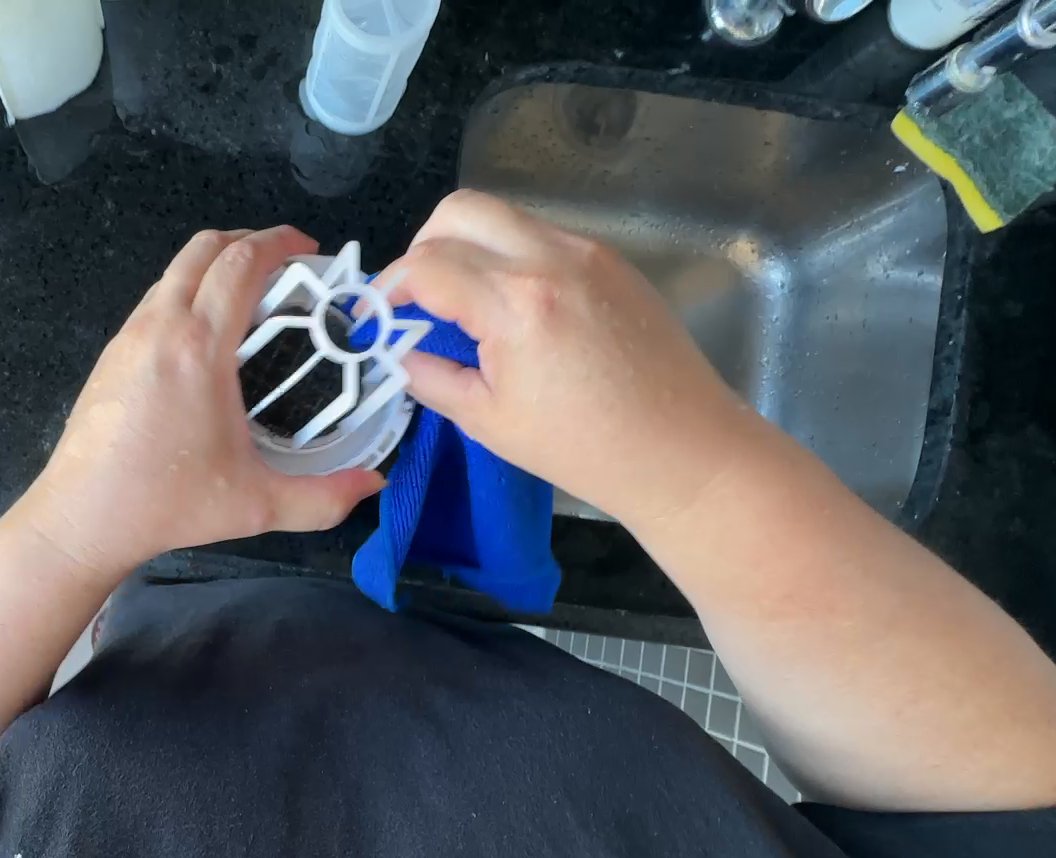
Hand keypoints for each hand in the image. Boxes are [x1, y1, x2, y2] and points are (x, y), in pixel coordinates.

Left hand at [13, 226, 384, 575]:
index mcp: (199, 346)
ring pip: (173, 272)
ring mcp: (127, 337)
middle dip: (248, 241)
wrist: (82, 517)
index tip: (309, 250)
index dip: (280, 242)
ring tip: (247, 301)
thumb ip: (323, 497)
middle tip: (285, 268)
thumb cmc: (169, 505)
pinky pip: (153, 301)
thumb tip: (375, 484)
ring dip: (213, 267)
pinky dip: (185, 294)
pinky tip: (202, 340)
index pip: (241, 262)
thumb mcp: (257, 506)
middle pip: (204, 248)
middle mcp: (159, 326)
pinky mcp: (109, 356)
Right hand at [381, 190, 764, 524]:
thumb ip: (428, 375)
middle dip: (420, 248)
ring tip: (459, 305)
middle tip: (415, 299)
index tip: (374, 318)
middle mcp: (550, 257)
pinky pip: (538, 235)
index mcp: (515, 303)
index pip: (425, 265)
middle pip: (459, 210)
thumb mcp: (484, 419)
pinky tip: (508, 309)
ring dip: (464, 248)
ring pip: (501, 216)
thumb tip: (396, 351)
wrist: (680, 449)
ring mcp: (587, 251)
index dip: (387, 289)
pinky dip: (504, 257)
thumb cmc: (578, 447)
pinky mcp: (610, 259)